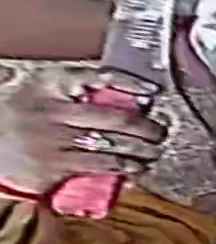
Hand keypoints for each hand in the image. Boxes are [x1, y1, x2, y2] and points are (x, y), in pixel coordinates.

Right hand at [0, 73, 163, 196]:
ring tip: (151, 151)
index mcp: (44, 89)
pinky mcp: (56, 162)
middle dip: (151, 129)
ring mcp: (51, 137)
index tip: (152, 89)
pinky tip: (137, 165)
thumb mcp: (45, 101)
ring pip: (123, 143)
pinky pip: (111, 163)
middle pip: (121, 118)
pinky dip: (133, 166)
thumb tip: (142, 102)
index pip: (88, 77)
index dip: (125, 81)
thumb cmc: (29, 124)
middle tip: (158, 133)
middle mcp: (48, 111)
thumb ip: (86, 98)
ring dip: (148, 150)